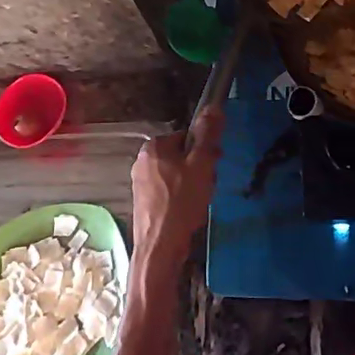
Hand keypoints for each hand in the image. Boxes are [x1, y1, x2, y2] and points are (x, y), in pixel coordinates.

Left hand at [130, 105, 223, 273]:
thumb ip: (208, 136)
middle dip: (198, 169)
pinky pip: (169, 192)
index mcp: (153, 146)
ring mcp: (140, 183)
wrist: (160, 247)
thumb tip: (214, 107)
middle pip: (182, 156)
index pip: (186, 137)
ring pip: (177, 176)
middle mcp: (142, 161)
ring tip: (199, 202)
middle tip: (207, 186)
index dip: (204, 150)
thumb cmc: (181, 201)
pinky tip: (188, 213)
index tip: (213, 165)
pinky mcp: (143, 203)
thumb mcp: (200, 164)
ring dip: (192, 185)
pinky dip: (181, 199)